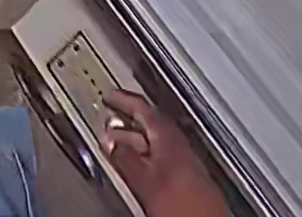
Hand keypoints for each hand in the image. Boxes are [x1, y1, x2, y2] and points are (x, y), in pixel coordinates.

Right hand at [101, 90, 232, 216]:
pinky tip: (141, 175)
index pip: (143, 107)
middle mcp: (182, 147)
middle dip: (127, 126)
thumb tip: (111, 141)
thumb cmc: (182, 206)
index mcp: (170, 137)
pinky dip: (149, 162)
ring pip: (157, 147)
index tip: (110, 96)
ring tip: (118, 153)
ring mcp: (189, 166)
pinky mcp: (193, 185)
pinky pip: (166, 163)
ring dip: (136, 146)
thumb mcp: (144, 179)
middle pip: (150, 126)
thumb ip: (125, 156)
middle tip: (108, 126)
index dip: (124, 99)